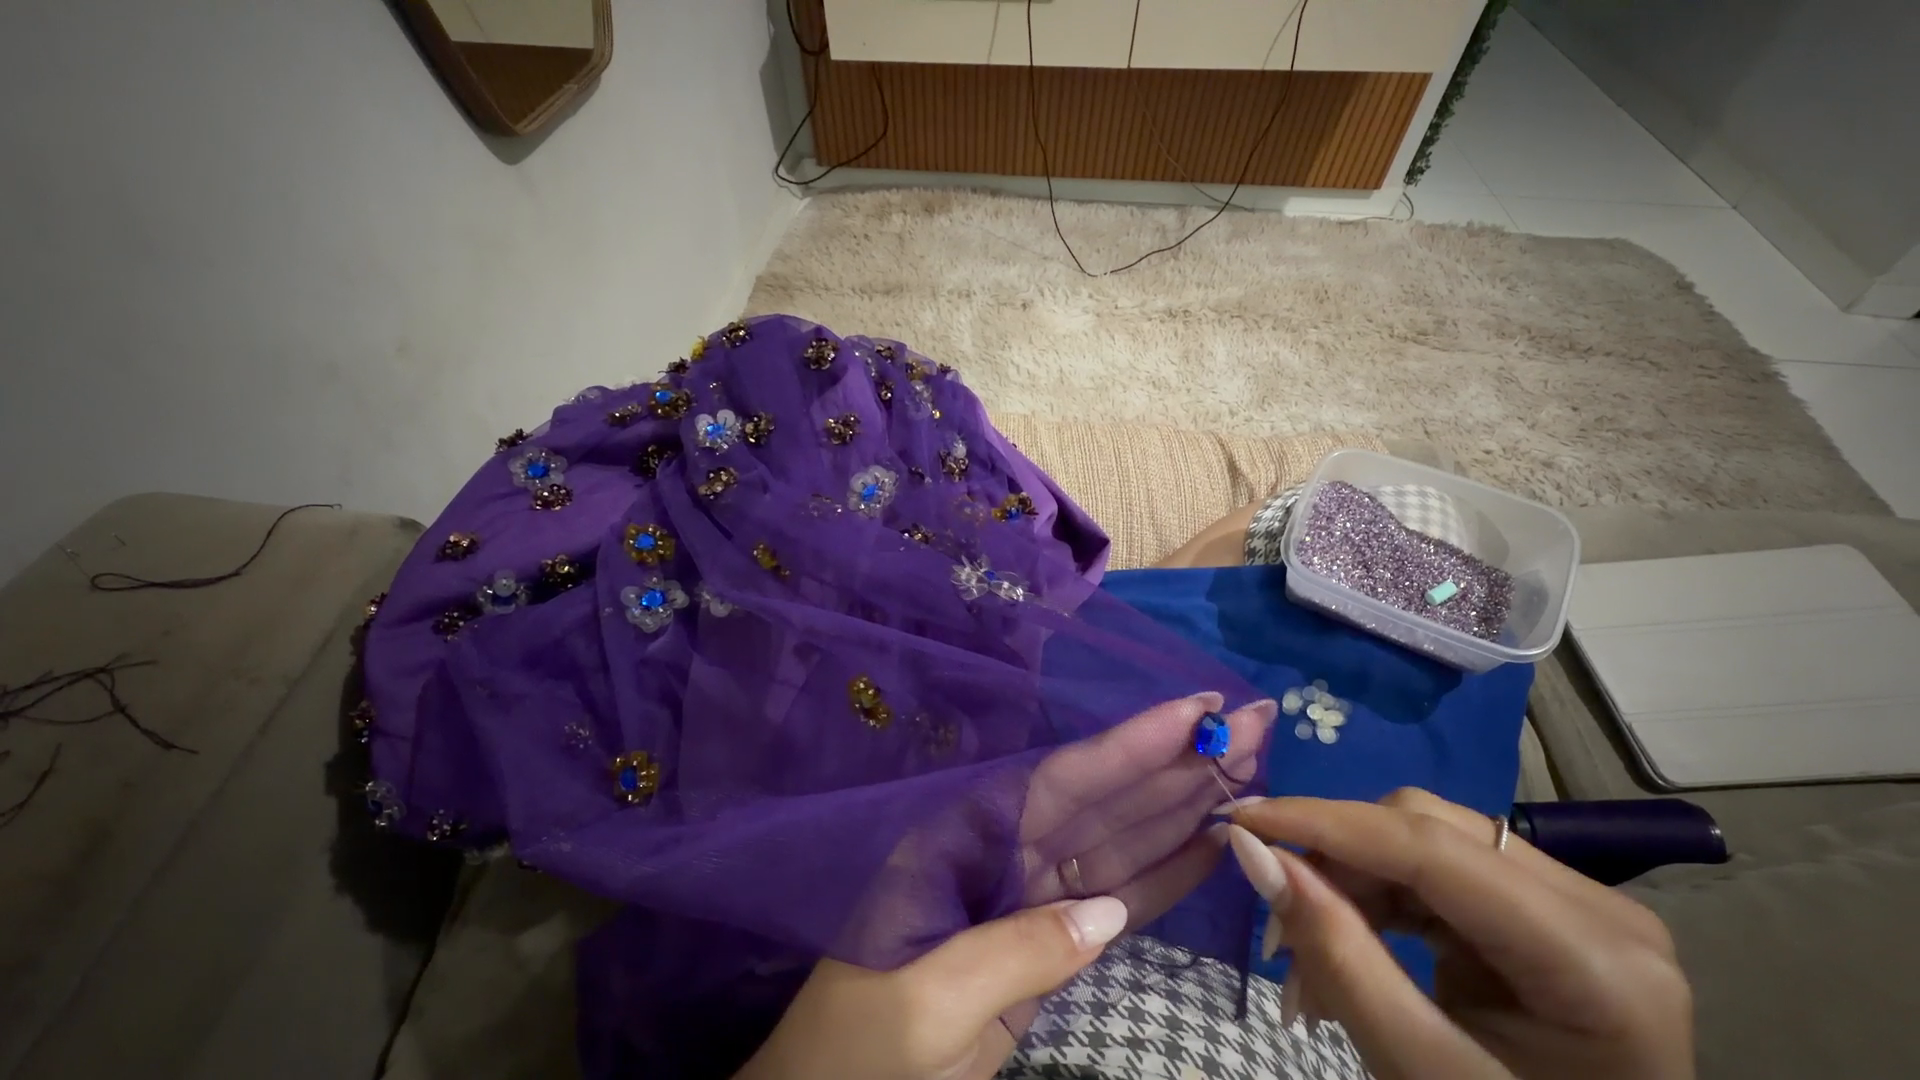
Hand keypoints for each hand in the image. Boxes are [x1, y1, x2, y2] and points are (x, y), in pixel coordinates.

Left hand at [736, 693, 1276, 1079]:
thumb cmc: (857, 1050)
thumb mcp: (925, 1003)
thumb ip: (1016, 952)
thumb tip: (1104, 912)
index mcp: (963, 845)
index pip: (1059, 781)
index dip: (1132, 744)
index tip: (1198, 710)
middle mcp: (1002, 855)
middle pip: (1102, 800)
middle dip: (1176, 763)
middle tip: (1255, 726)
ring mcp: (1029, 899)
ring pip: (1120, 844)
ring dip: (1184, 809)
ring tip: (1252, 774)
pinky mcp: (1046, 945)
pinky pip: (1114, 903)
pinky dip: (1165, 877)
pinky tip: (1213, 847)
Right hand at [1226, 789, 1693, 1079]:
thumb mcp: (1416, 1068)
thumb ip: (1337, 956)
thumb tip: (1253, 854)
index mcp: (1596, 959)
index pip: (1435, 849)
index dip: (1327, 823)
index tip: (1240, 820)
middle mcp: (1598, 908)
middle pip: (1429, 833)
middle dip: (1335, 866)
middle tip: (1274, 930)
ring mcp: (1577, 906)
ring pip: (1425, 845)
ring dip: (1348, 887)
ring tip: (1303, 962)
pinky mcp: (1547, 914)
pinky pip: (1438, 875)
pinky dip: (1377, 904)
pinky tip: (1346, 945)